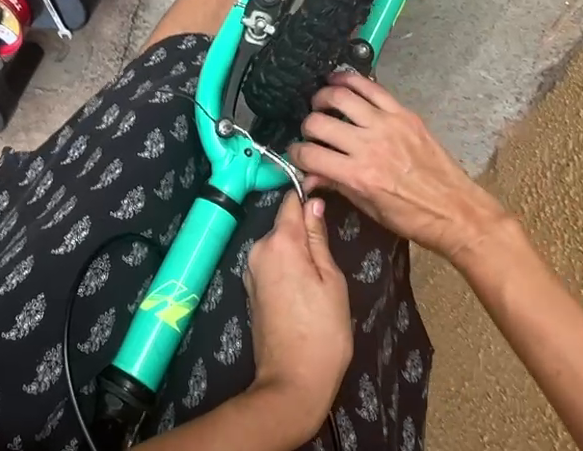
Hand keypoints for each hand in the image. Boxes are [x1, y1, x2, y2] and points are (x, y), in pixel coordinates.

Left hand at [244, 193, 352, 437]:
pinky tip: (303, 291)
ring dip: (297, 253)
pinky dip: (287, 268)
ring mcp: (250, 271)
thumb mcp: (332, 281)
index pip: (291, 201)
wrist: (292, 384)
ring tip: (319, 279)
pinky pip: (272, 264)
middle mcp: (258, 250)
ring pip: (278, 245)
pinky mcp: (250, 289)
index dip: (309, 198)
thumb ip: (319, 238)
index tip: (327, 202)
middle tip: (330, 259)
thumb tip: (313, 203)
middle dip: (305, 232)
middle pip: (284, 224)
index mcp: (279, 242)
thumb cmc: (323, 333)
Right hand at [290, 71, 512, 263]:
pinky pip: (371, 88)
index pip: (310, 155)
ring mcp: (387, 125)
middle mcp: (369, 145)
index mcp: (358, 175)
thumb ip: (337, 186)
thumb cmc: (413, 217)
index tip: (297, 154)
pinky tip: (339, 81)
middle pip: (318, 123)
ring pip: (340, 97)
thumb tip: (310, 176)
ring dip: (322, 98)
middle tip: (311, 132)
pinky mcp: (403, 114)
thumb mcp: (369, 208)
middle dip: (306, 127)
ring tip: (320, 103)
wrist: (456, 211)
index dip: (296, 154)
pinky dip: (350, 80)